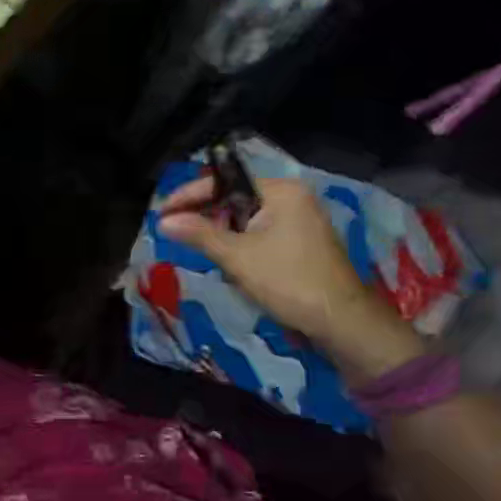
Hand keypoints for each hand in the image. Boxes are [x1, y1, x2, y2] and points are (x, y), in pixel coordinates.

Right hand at [157, 175, 425, 381]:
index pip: (225, 181)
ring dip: (221, 234)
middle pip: (236, 198)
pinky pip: (260, 235)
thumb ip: (200, 235)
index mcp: (281, 191)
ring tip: (194, 248)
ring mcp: (299, 221)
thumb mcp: (238, 257)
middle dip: (205, 216)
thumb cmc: (288, 281)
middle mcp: (292, 198)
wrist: (338, 319)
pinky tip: (226, 263)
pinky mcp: (300, 244)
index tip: (161, 212)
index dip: (190, 195)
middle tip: (174, 232)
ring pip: (247, 219)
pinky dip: (239, 245)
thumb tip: (164, 221)